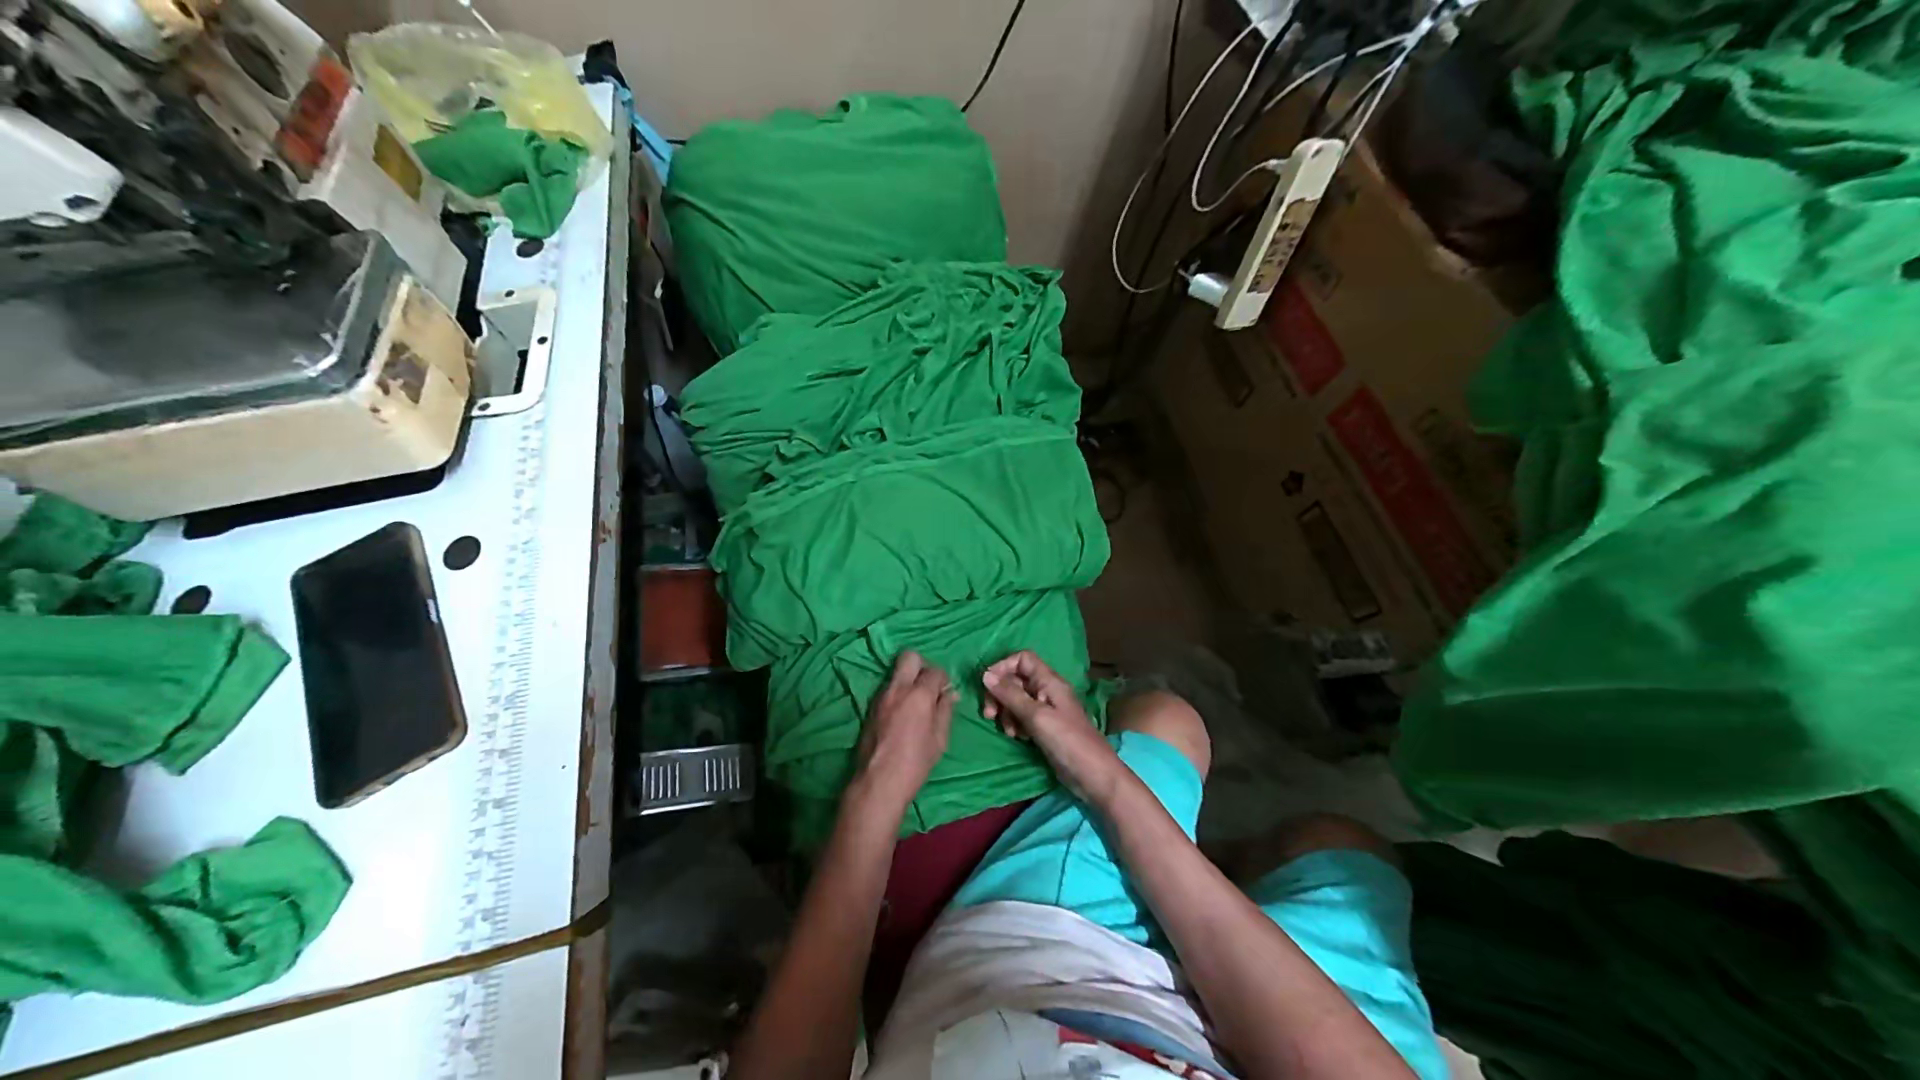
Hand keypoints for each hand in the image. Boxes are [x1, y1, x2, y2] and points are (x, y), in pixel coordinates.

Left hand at [854, 651, 954, 814]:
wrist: (878, 781)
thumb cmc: (915, 762)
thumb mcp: (939, 739)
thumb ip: (945, 711)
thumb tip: (950, 694)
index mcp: (919, 694)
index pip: (935, 671)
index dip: (943, 679)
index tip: (946, 692)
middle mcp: (898, 688)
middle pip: (909, 657)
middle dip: (922, 665)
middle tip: (929, 686)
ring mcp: (881, 696)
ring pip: (896, 672)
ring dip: (908, 679)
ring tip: (916, 702)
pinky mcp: (870, 707)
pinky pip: (887, 688)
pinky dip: (898, 692)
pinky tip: (903, 712)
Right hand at [982, 651, 1126, 803]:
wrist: (1093, 776)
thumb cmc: (1068, 741)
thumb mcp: (1036, 716)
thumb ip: (1011, 695)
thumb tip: (985, 674)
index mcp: (1050, 681)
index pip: (1023, 659)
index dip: (1003, 667)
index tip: (988, 686)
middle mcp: (1047, 690)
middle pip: (1016, 680)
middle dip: (1000, 695)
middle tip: (989, 715)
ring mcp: (1047, 709)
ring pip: (1017, 700)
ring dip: (1007, 713)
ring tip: (1010, 732)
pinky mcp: (1045, 727)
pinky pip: (1023, 717)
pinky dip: (1016, 724)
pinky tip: (1018, 737)